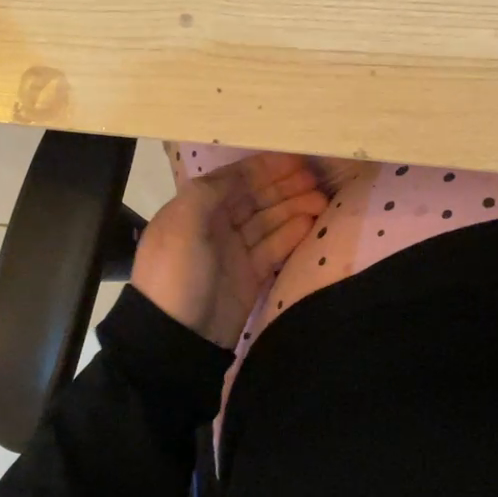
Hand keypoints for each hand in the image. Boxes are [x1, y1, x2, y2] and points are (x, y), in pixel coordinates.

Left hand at [132, 152, 327, 347]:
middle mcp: (215, 224)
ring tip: (321, 199)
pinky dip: (292, 234)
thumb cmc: (177, 271)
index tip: (295, 160)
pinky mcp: (250, 275)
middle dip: (284, 186)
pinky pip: (274, 248)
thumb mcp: (183, 223)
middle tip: (316, 179)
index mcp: (195, 207)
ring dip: (294, 207)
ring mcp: (234, 250)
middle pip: (255, 198)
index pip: (234, 178)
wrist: (176, 336)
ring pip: (268, 220)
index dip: (263, 168)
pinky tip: (311, 223)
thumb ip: (210, 191)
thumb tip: (240, 173)